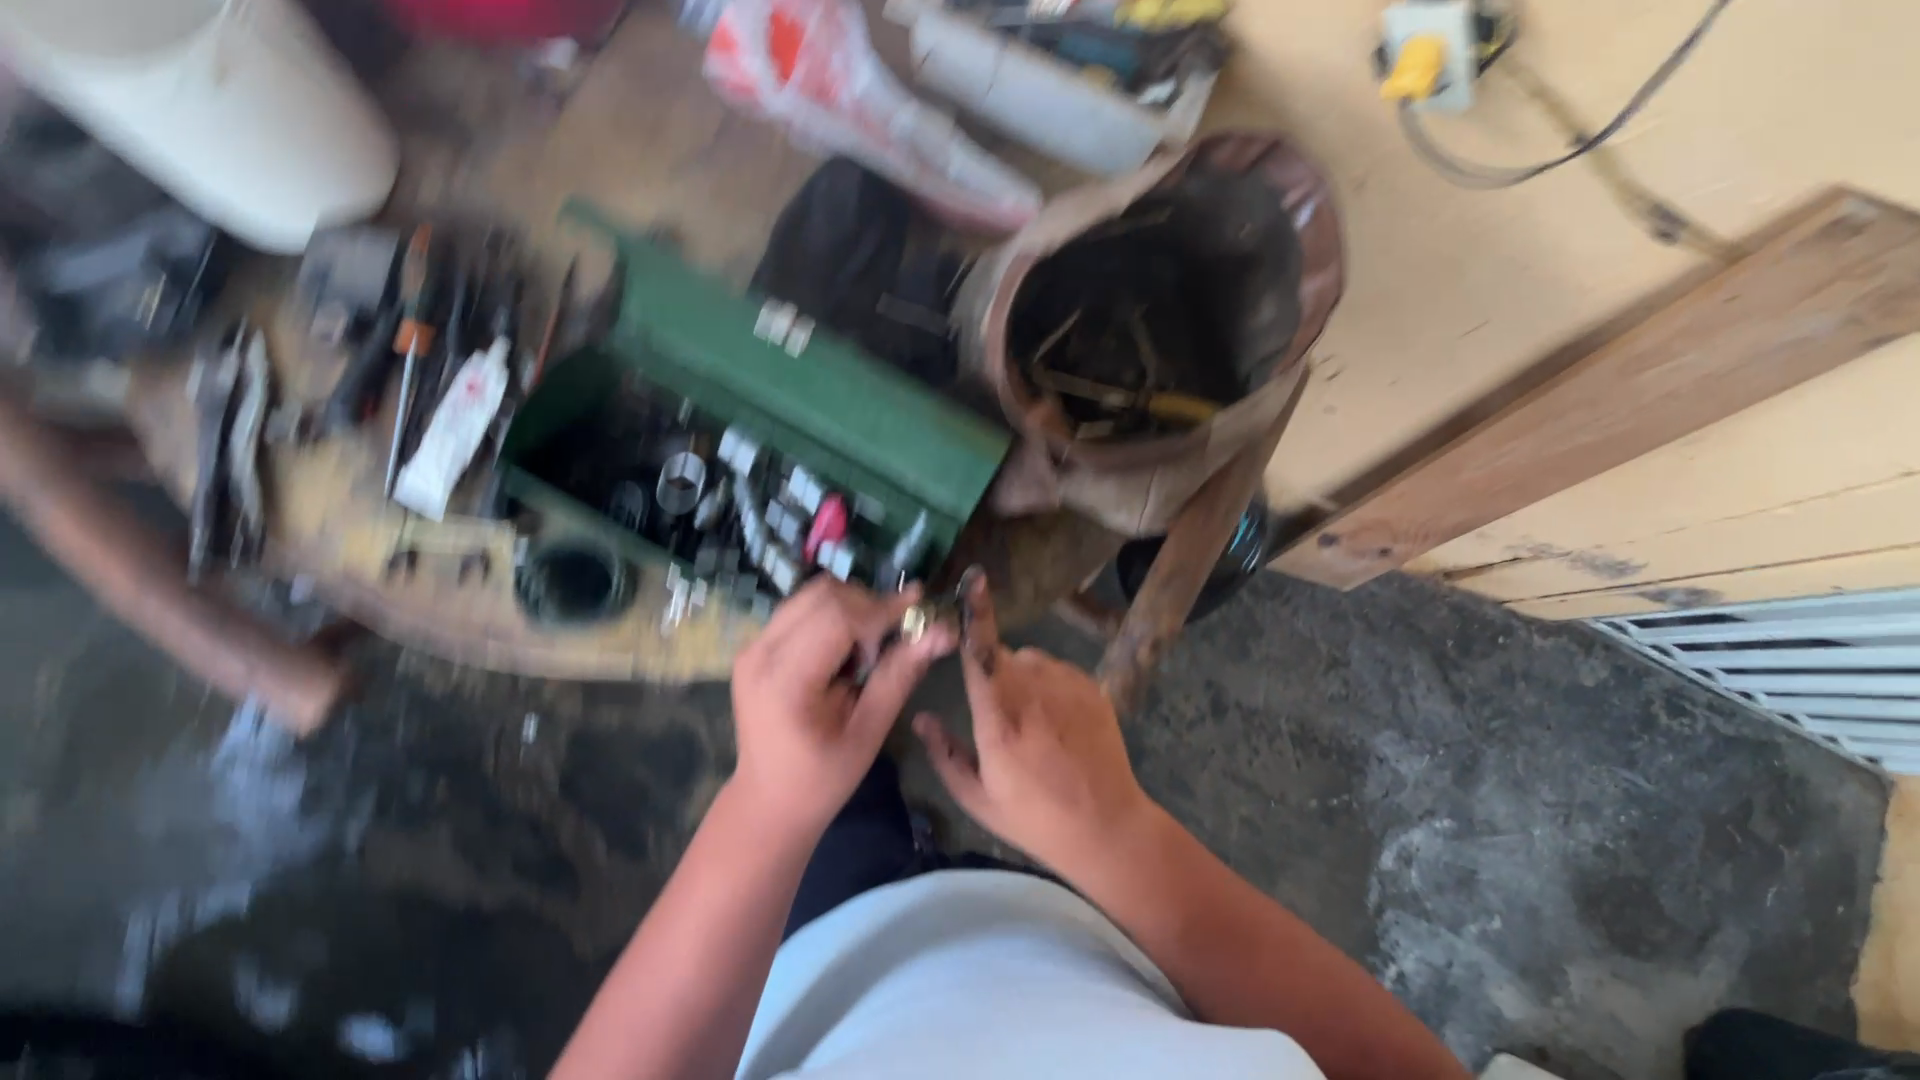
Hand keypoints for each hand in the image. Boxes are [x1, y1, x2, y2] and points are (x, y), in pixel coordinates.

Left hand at [730, 579, 953, 835]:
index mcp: (785, 680)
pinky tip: (845, 653)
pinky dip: (832, 616)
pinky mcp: (755, 646)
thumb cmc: (822, 779)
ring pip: (811, 594)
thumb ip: (900, 676)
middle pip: (823, 595)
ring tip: (866, 651)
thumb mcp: (868, 733)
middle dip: (867, 605)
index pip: (838, 617)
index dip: (883, 608)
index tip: (919, 612)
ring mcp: (752, 646)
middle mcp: (760, 652)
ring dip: (850, 608)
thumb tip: (942, 632)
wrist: (768, 801)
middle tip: (891, 641)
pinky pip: (801, 609)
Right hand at [914, 569, 1155, 875]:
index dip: (975, 613)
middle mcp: (1032, 691)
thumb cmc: (1034, 818)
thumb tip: (921, 717)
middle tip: (1000, 717)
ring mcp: (1067, 687)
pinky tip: (1057, 725)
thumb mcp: (978, 798)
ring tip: (1033, 726)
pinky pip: (1057, 670)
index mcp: (998, 719)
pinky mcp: (1092, 688)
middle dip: (990, 673)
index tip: (974, 579)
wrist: (1106, 826)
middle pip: (1000, 654)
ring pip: (1030, 661)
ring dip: (1021, 679)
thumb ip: (944, 754)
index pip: (980, 651)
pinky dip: (1049, 686)